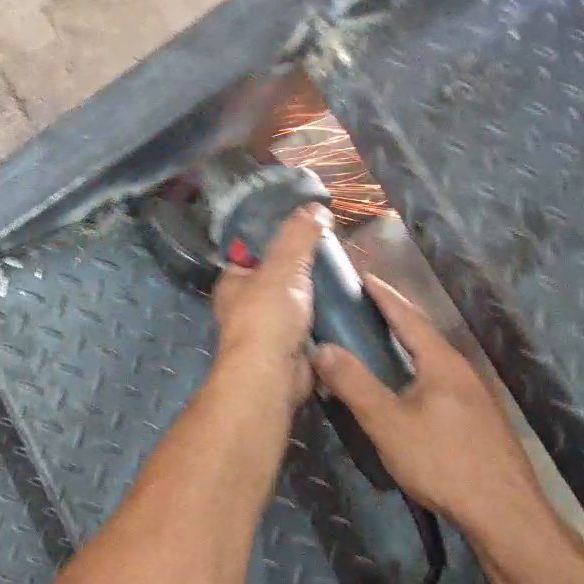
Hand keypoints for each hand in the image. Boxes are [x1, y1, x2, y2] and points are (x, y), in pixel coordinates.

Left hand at [210, 205, 329, 406]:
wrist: (273, 375)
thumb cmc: (268, 316)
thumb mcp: (283, 266)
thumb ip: (298, 236)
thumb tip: (315, 207)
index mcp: (233, 283)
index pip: (254, 253)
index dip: (279, 241)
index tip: (310, 230)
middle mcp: (246, 306)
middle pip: (280, 279)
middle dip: (306, 271)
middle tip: (337, 256)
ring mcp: (269, 330)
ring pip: (299, 304)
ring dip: (320, 296)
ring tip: (349, 278)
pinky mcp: (291, 350)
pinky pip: (313, 328)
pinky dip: (328, 320)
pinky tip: (350, 308)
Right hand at [311, 276, 544, 536]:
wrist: (504, 513)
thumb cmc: (443, 462)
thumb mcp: (387, 423)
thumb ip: (353, 383)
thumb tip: (322, 348)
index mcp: (442, 363)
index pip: (408, 317)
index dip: (383, 296)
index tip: (362, 276)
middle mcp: (461, 372)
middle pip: (422, 336)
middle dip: (391, 319)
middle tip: (358, 308)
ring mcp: (473, 399)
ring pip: (429, 363)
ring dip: (402, 349)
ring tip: (372, 345)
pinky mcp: (475, 423)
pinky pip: (435, 384)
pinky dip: (411, 374)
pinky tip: (399, 390)